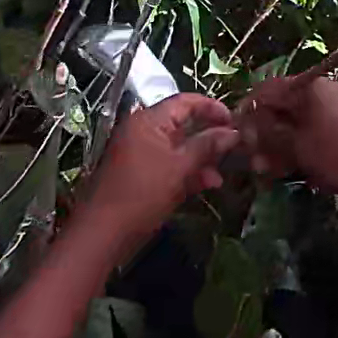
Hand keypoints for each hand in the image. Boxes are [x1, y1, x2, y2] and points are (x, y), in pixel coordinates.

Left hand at [74, 94, 238, 252]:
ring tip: (223, 172)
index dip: (212, 107)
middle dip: (209, 136)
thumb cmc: (142, 194)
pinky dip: (188, 172)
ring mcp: (141, 153)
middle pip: (183, 124)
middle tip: (235, 146)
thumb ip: (207, 146)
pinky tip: (208, 184)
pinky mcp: (141, 175)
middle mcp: (144, 131)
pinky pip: (170, 165)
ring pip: (179, 147)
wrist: (102, 235)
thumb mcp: (179, 168)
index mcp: (149, 120)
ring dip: (202, 158)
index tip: (235, 120)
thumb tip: (233, 132)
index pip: (186, 102)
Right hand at [237, 70, 337, 205]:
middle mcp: (319, 91)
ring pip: (294, 123)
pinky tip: (290, 169)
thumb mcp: (296, 146)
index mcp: (308, 86)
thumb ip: (266, 134)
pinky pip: (311, 131)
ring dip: (278, 145)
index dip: (246, 112)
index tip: (233, 137)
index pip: (265, 90)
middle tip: (253, 161)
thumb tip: (243, 127)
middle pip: (280, 107)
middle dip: (262, 133)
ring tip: (268, 171)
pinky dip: (297, 148)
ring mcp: (333, 108)